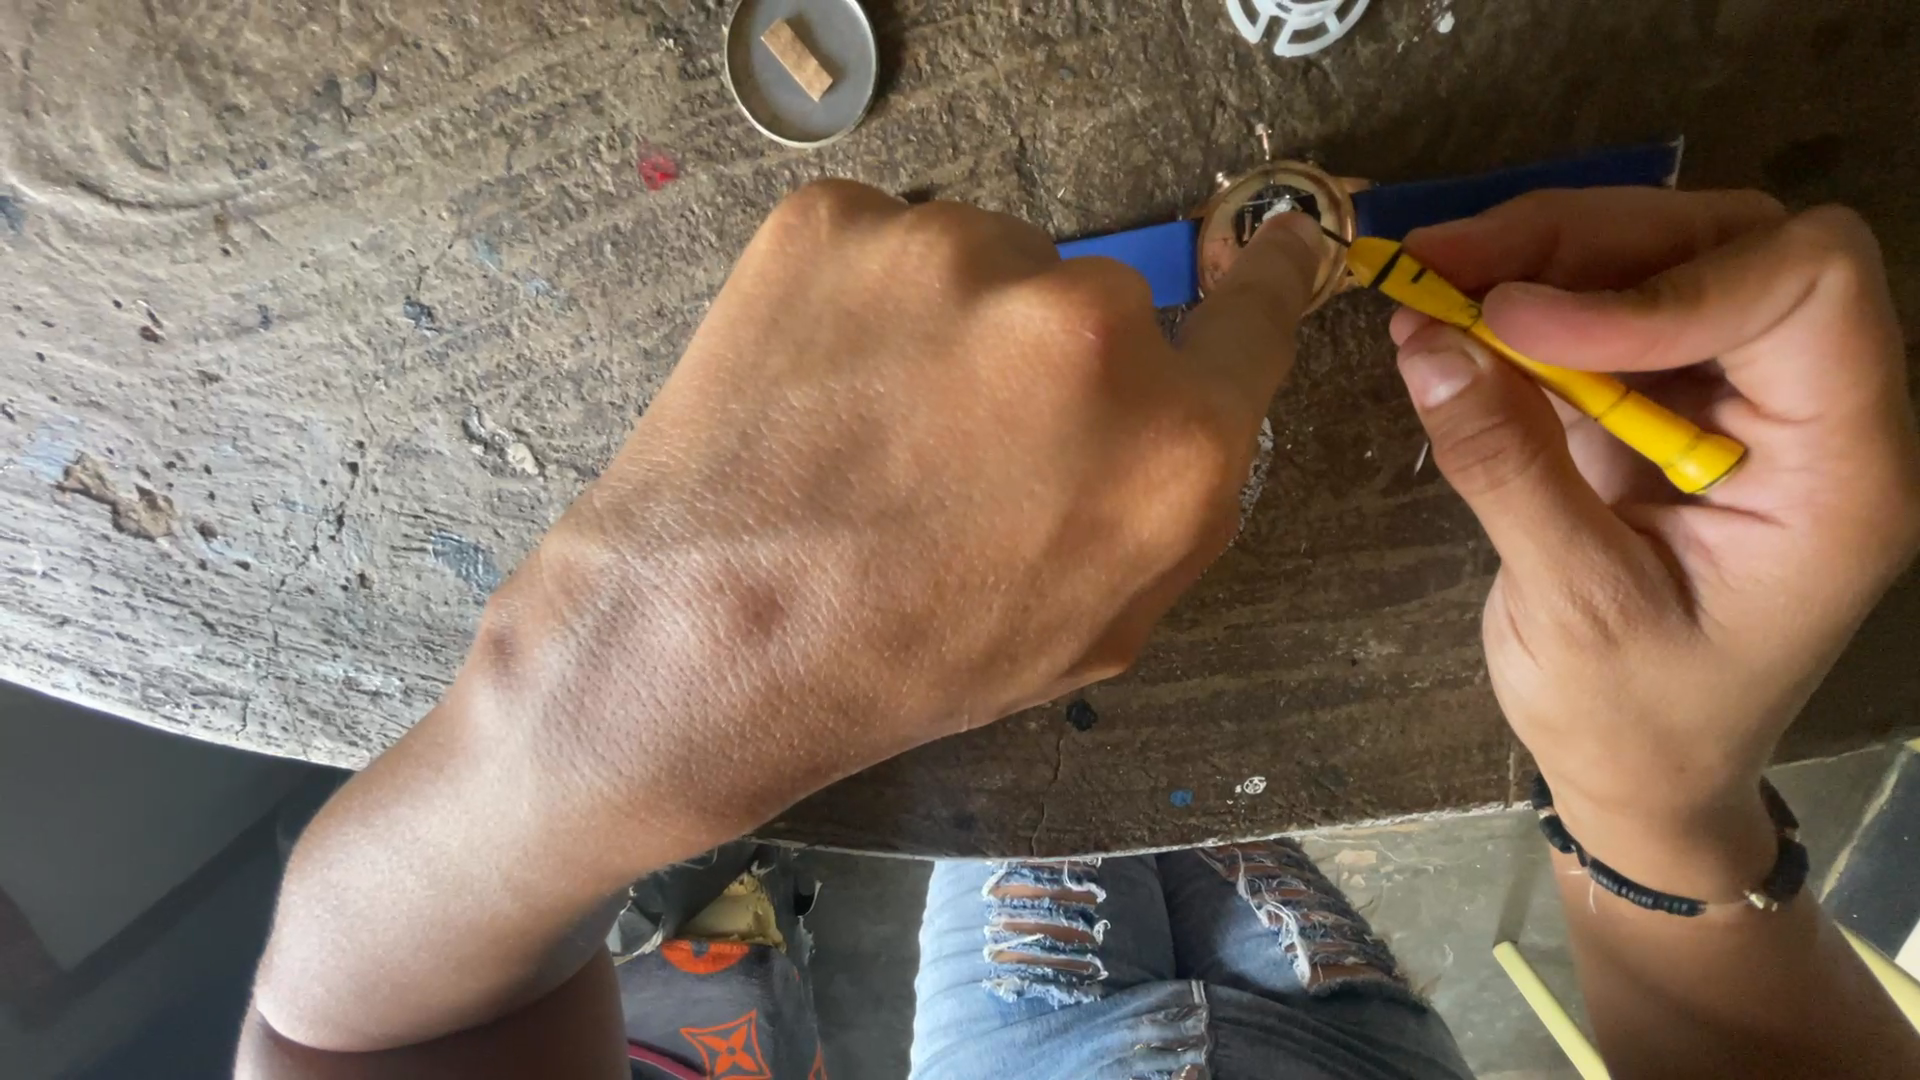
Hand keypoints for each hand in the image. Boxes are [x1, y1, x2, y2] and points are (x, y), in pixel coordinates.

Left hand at [469, 182, 1323, 845]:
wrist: (709, 637)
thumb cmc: (912, 661)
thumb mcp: (1091, 628)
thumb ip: (1173, 506)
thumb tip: (1190, 412)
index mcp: (1166, 442)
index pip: (1252, 319)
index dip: (1263, 282)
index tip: (1274, 246)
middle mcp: (1082, 326)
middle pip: (1100, 302)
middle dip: (1051, 366)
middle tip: (962, 442)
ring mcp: (951, 252)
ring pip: (991, 266)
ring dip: (956, 328)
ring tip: (873, 422)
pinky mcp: (834, 221)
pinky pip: (890, 245)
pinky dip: (868, 302)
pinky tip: (820, 386)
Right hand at [1392, 189, 1919, 892]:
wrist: (1632, 765)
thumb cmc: (1629, 711)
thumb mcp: (1568, 598)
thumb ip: (1504, 466)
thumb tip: (1426, 347)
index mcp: (1837, 464)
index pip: (1797, 292)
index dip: (1651, 286)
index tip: (1508, 320)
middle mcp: (1793, 412)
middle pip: (1720, 253)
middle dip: (1576, 242)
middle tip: (1439, 257)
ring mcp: (1711, 413)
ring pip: (1645, 279)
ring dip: (1531, 268)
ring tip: (1423, 280)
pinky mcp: (1636, 426)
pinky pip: (1582, 341)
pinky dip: (1507, 326)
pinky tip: (1439, 329)